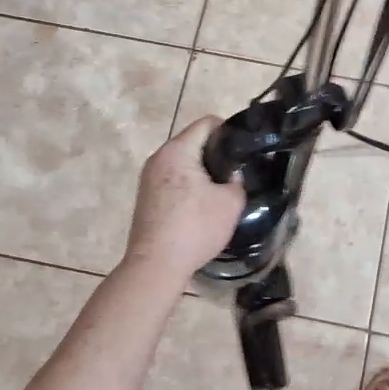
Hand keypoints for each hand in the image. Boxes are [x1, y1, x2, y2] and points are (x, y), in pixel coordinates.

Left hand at [124, 117, 245, 280]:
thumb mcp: (231, 203)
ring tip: (219, 189)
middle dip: (214, 152)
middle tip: (234, 171)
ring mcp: (148, 176)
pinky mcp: (145, 195)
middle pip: (192, 141)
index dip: (229, 131)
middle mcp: (159, 156)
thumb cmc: (195, 229)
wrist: (155, 266)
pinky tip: (199, 204)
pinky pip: (172, 177)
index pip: (207, 123)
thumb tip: (231, 174)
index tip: (242, 150)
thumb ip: (238, 180)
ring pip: (181, 160)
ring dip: (200, 169)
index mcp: (178, 150)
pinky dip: (187, 183)